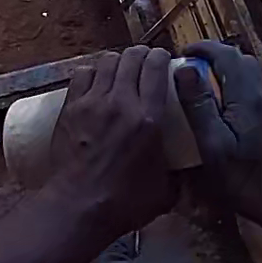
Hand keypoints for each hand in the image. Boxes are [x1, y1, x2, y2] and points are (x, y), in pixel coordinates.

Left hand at [44, 45, 177, 239]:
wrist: (78, 208)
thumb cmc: (124, 202)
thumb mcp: (165, 190)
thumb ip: (179, 174)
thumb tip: (190, 171)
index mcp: (148, 118)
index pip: (156, 68)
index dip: (162, 57)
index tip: (164, 59)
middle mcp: (122, 103)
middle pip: (132, 57)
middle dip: (142, 54)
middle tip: (145, 62)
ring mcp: (93, 102)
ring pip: (107, 61)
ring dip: (118, 62)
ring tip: (121, 70)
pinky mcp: (71, 107)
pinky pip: (82, 74)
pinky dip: (92, 72)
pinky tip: (96, 82)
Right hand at [175, 41, 261, 238]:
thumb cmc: (247, 180)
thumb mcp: (214, 145)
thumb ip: (199, 105)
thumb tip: (184, 68)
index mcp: (246, 96)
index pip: (226, 54)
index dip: (202, 48)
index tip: (180, 53)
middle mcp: (261, 94)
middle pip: (239, 59)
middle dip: (212, 56)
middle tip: (187, 68)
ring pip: (247, 72)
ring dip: (223, 69)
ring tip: (198, 84)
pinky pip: (250, 87)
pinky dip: (232, 84)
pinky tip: (218, 107)